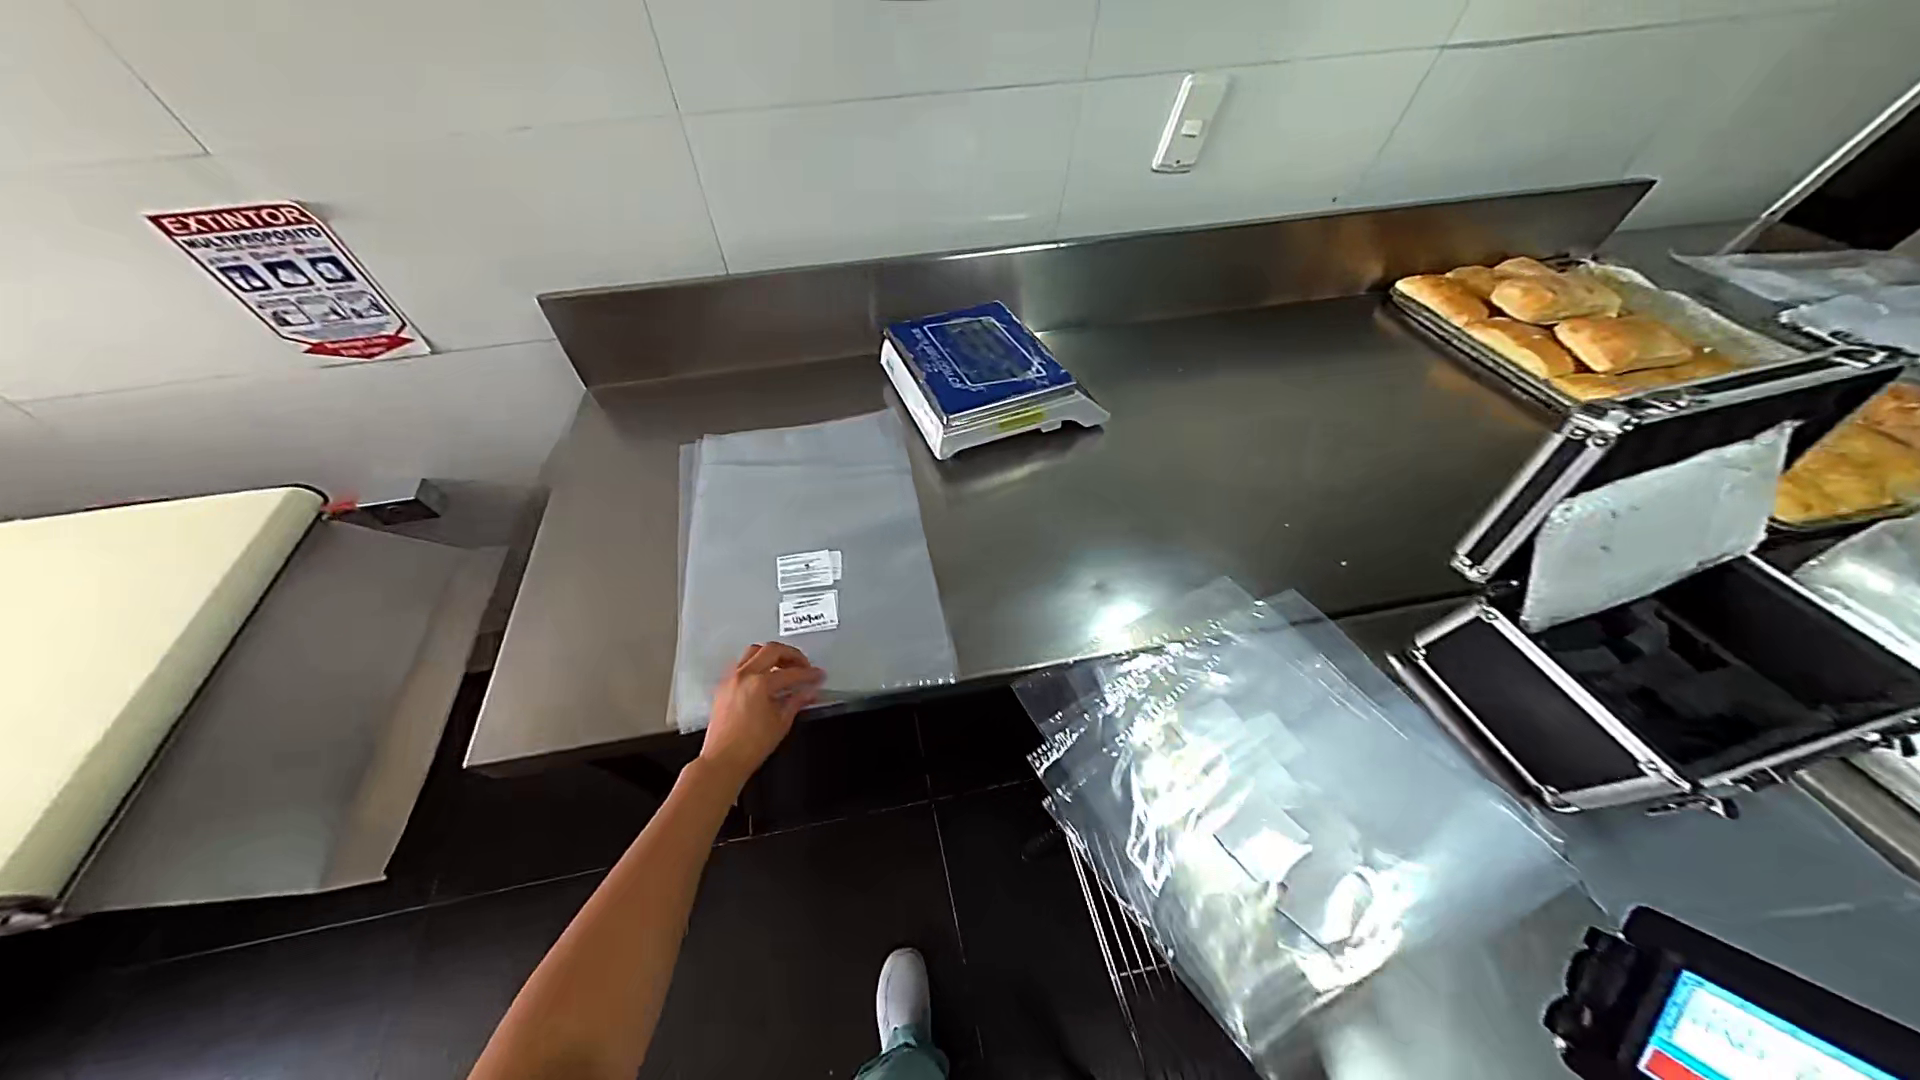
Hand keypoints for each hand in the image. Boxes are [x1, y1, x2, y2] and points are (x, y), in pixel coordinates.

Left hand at [699, 642, 823, 790]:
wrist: (723, 761)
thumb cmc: (748, 747)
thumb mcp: (781, 723)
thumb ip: (796, 701)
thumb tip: (808, 692)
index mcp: (759, 684)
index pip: (792, 673)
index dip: (809, 674)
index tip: (817, 676)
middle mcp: (743, 676)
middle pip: (772, 650)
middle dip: (792, 655)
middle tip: (803, 665)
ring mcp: (731, 680)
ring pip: (754, 651)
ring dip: (772, 654)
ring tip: (784, 666)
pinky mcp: (724, 687)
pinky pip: (741, 664)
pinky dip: (756, 663)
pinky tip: (765, 675)